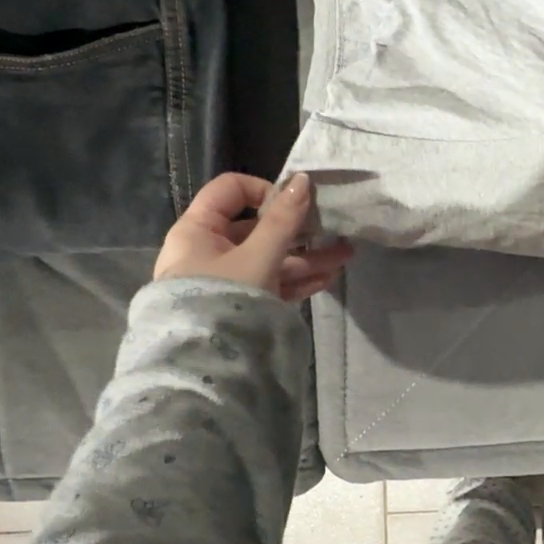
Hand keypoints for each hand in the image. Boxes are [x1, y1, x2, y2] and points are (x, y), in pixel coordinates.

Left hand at [154, 172, 354, 301]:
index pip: (231, 191)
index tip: (294, 205)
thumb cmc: (225, 296)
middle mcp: (209, 250)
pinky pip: (272, 282)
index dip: (264, 191)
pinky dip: (297, 278)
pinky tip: (327, 279)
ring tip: (345, 258)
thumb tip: (302, 179)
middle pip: (259, 228)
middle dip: (301, 230)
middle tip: (334, 231)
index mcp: (198, 230)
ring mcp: (227, 278)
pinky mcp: (242, 302)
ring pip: (272, 257)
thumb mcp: (259, 254)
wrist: (206, 363)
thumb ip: (284, 219)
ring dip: (308, 256)